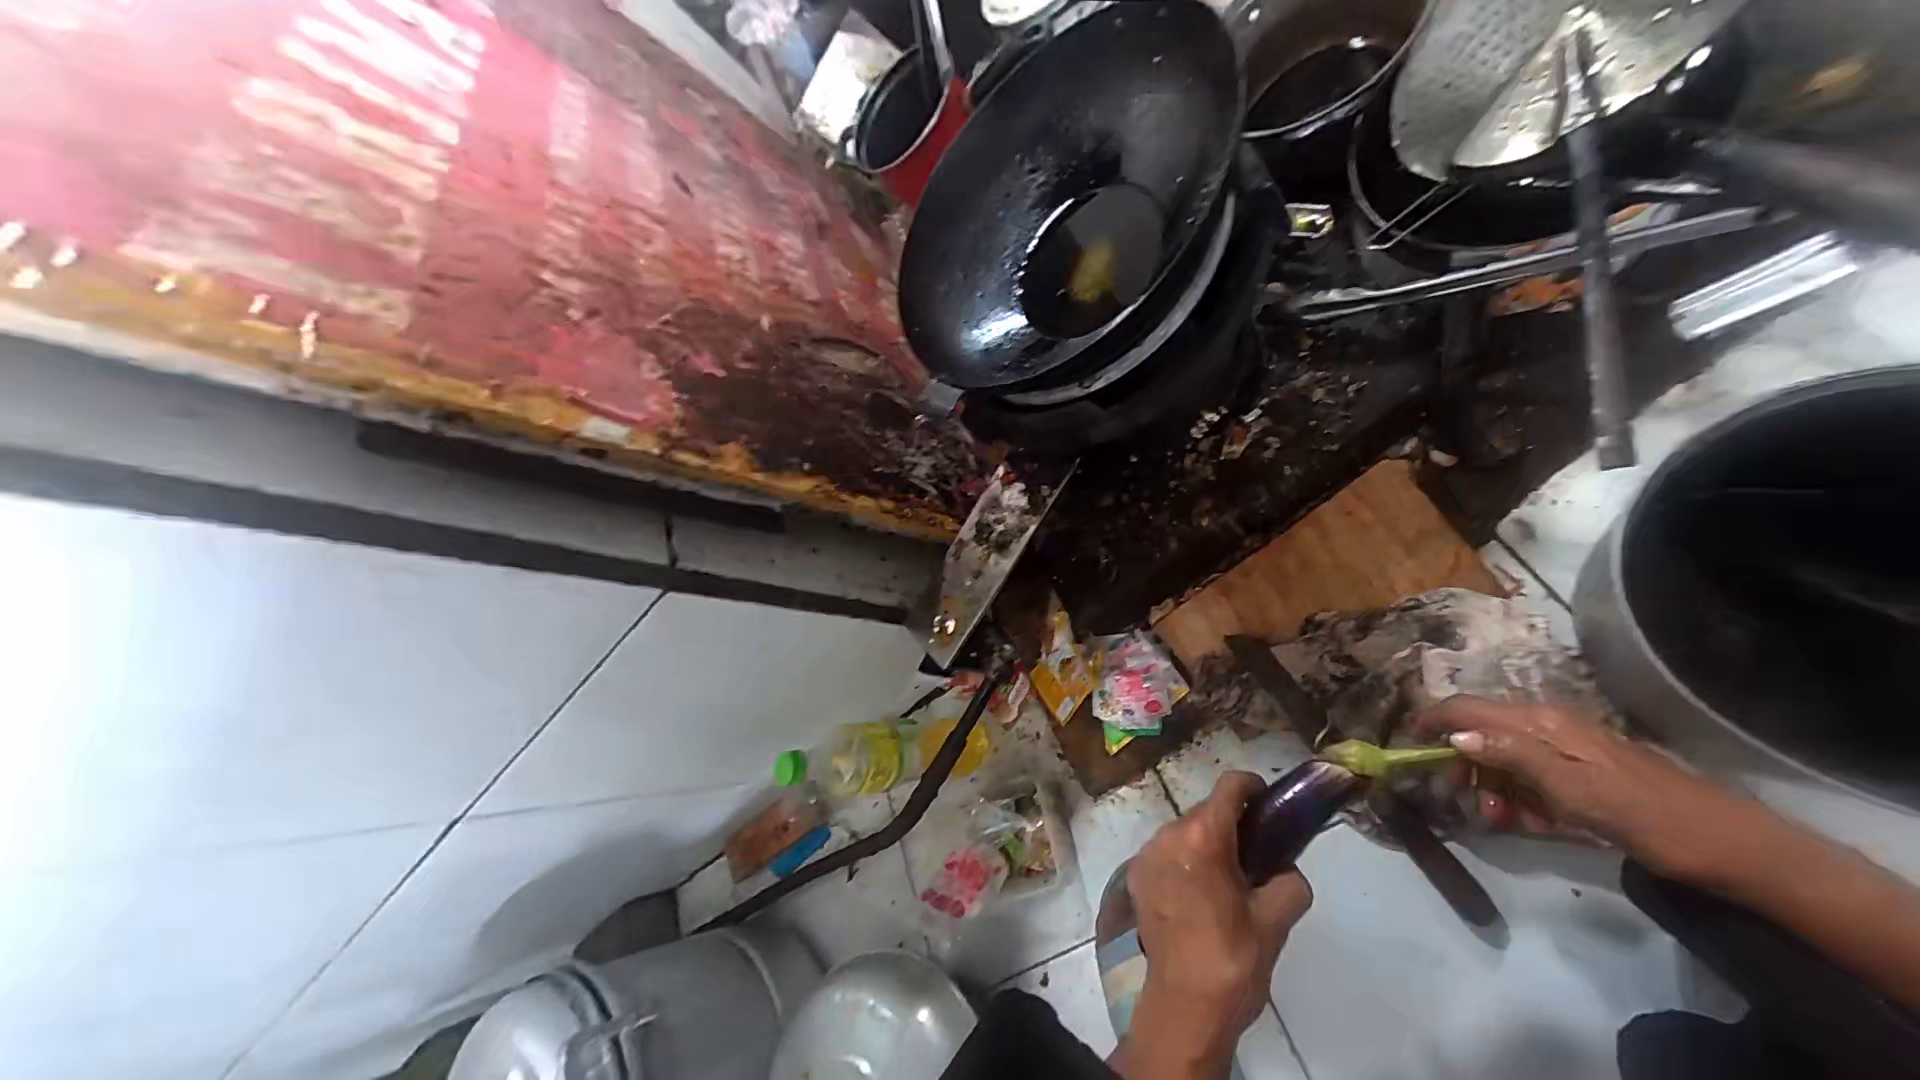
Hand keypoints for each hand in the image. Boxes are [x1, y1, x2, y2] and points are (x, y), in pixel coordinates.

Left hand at [1116, 772, 1311, 1078]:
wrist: (1185, 1003)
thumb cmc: (1234, 958)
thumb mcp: (1276, 919)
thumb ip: (1288, 881)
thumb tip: (1284, 868)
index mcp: (1202, 837)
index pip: (1230, 786)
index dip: (1253, 788)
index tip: (1270, 805)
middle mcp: (1167, 834)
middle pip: (1206, 812)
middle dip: (1233, 825)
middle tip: (1257, 855)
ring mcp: (1146, 854)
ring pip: (1184, 832)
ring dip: (1207, 845)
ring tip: (1229, 881)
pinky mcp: (1134, 875)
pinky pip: (1166, 853)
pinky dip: (1185, 861)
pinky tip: (1200, 895)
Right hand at [1416, 695, 1747, 877]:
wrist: (1729, 847)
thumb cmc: (1641, 814)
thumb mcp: (1570, 788)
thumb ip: (1510, 756)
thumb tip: (1455, 737)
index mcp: (1539, 722)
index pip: (1467, 709)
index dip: (1432, 721)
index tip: (1407, 743)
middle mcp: (1547, 726)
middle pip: (1480, 735)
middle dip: (1464, 766)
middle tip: (1462, 801)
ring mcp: (1565, 748)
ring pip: (1503, 760)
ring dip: (1492, 788)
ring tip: (1499, 821)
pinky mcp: (1580, 771)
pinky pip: (1531, 778)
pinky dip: (1520, 799)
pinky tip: (1530, 823)